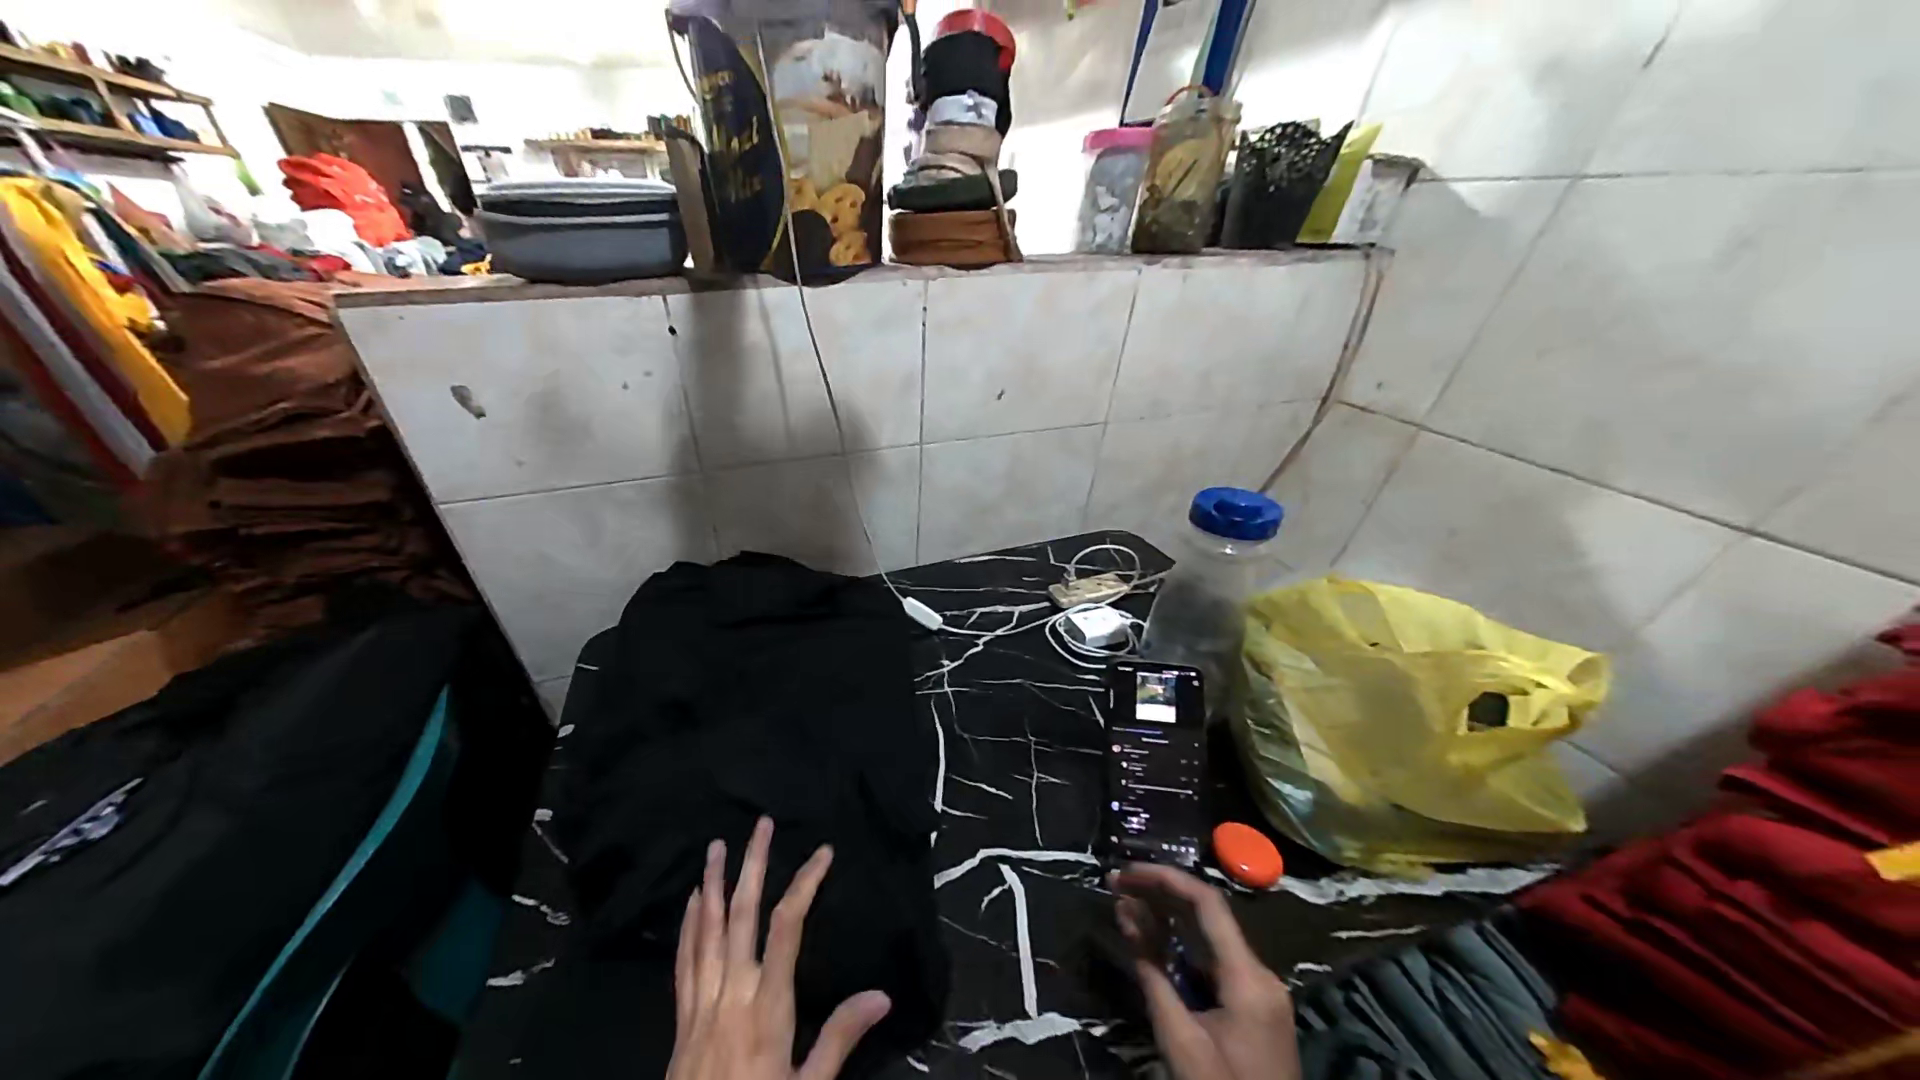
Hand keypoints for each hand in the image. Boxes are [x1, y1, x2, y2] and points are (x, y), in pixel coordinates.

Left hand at [667, 817, 892, 1079]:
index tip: (824, 853)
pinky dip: (688, 925)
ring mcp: (701, 1003)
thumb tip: (882, 994)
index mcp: (767, 1005)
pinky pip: (683, 961)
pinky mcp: (682, 1018)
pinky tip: (692, 900)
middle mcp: (732, 992)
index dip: (805, 883)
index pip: (787, 926)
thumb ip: (840, 1037)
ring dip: (713, 883)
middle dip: (753, 865)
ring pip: (706, 930)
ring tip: (717, 846)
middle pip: (741, 915)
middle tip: (761, 824)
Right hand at [1111, 863, 1300, 1079]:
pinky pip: (1214, 960)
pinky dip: (1181, 945)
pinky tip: (1151, 939)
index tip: (1125, 873)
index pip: (1207, 903)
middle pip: (1208, 914)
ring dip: (1168, 917)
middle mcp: (1260, 974)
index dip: (1165, 878)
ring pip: (1209, 936)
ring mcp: (1259, 990)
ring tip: (1125, 903)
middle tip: (1116, 884)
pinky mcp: (1252, 1006)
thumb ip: (1153, 973)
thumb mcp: (1179, 1040)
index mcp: (1249, 978)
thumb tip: (1127, 915)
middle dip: (1160, 893)